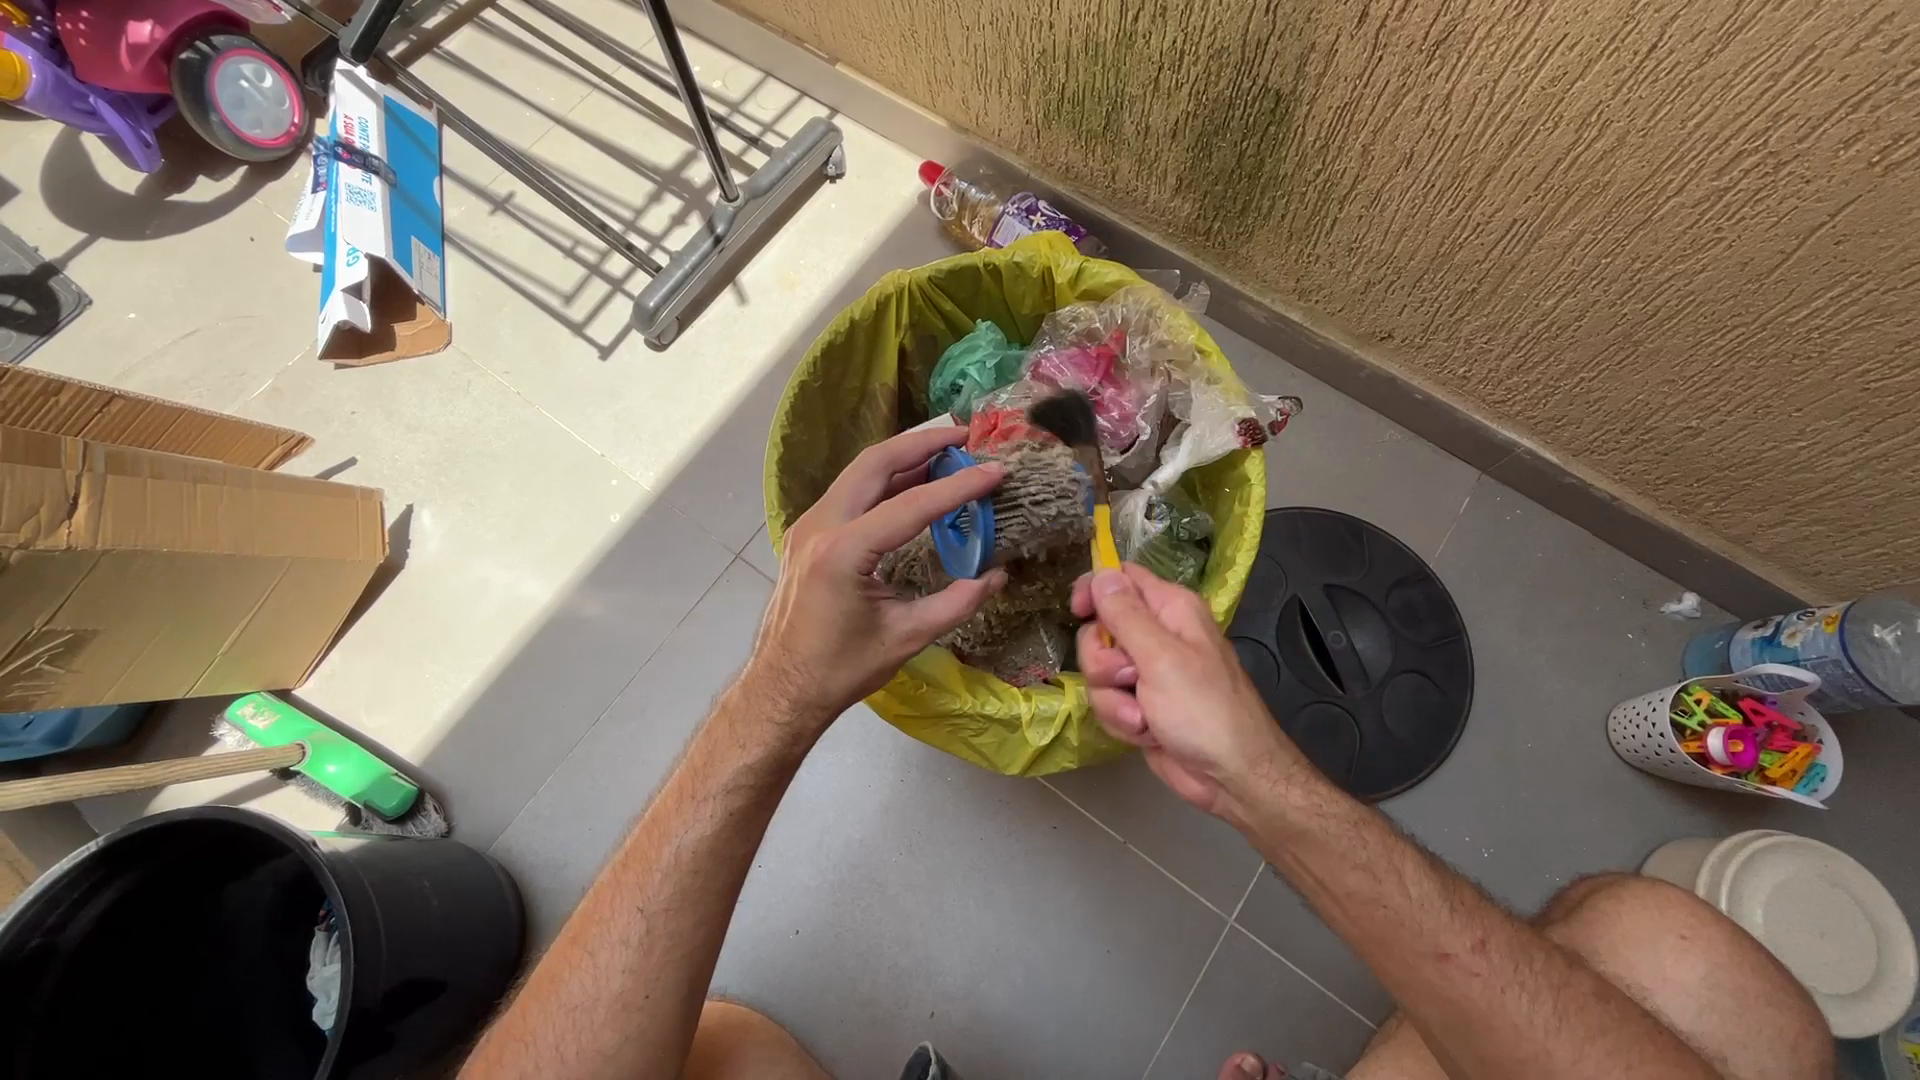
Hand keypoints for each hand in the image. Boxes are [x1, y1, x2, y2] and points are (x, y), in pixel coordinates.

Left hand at [743, 426, 1007, 729]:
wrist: (784, 687)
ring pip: (860, 471)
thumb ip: (958, 602)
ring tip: (946, 451)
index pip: (912, 504)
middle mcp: (821, 525)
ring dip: (903, 457)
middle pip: (876, 462)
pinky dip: (885, 479)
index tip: (996, 470)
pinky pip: (850, 491)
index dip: (960, 485)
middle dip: (923, 444)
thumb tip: (999, 575)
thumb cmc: (842, 669)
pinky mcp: (809, 533)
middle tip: (966, 436)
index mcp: (844, 551)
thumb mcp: (907, 637)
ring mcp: (809, 525)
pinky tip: (913, 483)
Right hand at [1073, 564, 1302, 823]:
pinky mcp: (1140, 703)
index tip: (1079, 612)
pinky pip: (1108, 700)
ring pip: (1099, 671)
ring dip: (1113, 699)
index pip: (1121, 577)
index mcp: (1170, 609)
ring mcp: (1148, 672)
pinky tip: (1145, 732)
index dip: (1095, 589)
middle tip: (1128, 679)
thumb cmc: (1205, 711)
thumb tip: (1101, 574)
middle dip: (1103, 662)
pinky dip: (1121, 719)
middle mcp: (1158, 634)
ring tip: (1143, 717)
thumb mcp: (1161, 658)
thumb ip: (1126, 615)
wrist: (1230, 776)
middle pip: (1100, 629)